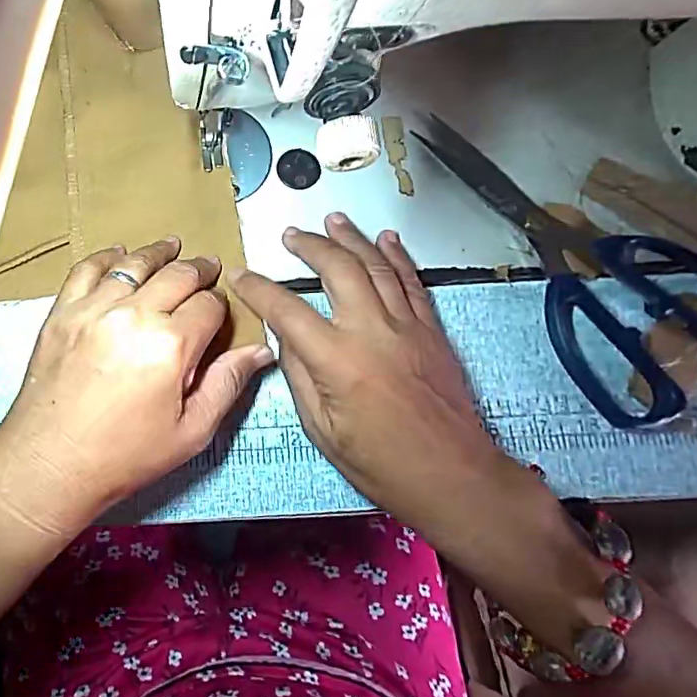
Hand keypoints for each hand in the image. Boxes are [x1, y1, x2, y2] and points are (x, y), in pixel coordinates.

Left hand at [0, 236, 274, 542]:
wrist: (51, 463)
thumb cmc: (123, 456)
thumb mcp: (190, 433)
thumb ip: (226, 385)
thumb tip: (260, 351)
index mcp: (170, 346)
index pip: (207, 306)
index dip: (218, 307)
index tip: (217, 312)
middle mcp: (132, 316)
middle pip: (175, 276)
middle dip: (198, 269)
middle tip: (208, 265)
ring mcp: (92, 310)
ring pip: (133, 265)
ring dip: (157, 253)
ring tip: (171, 246)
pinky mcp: (61, 313)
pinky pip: (86, 270)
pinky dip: (106, 257)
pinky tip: (118, 255)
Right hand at [230, 214, 510, 525]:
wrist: (455, 477)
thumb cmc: (382, 464)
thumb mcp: (321, 428)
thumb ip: (299, 375)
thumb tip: (287, 338)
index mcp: (336, 359)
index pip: (285, 309)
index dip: (258, 288)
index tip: (241, 276)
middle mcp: (372, 331)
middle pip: (338, 269)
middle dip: (310, 246)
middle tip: (291, 235)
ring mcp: (407, 326)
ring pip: (377, 266)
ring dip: (352, 239)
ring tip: (333, 220)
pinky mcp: (432, 331)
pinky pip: (412, 282)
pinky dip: (397, 257)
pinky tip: (386, 240)